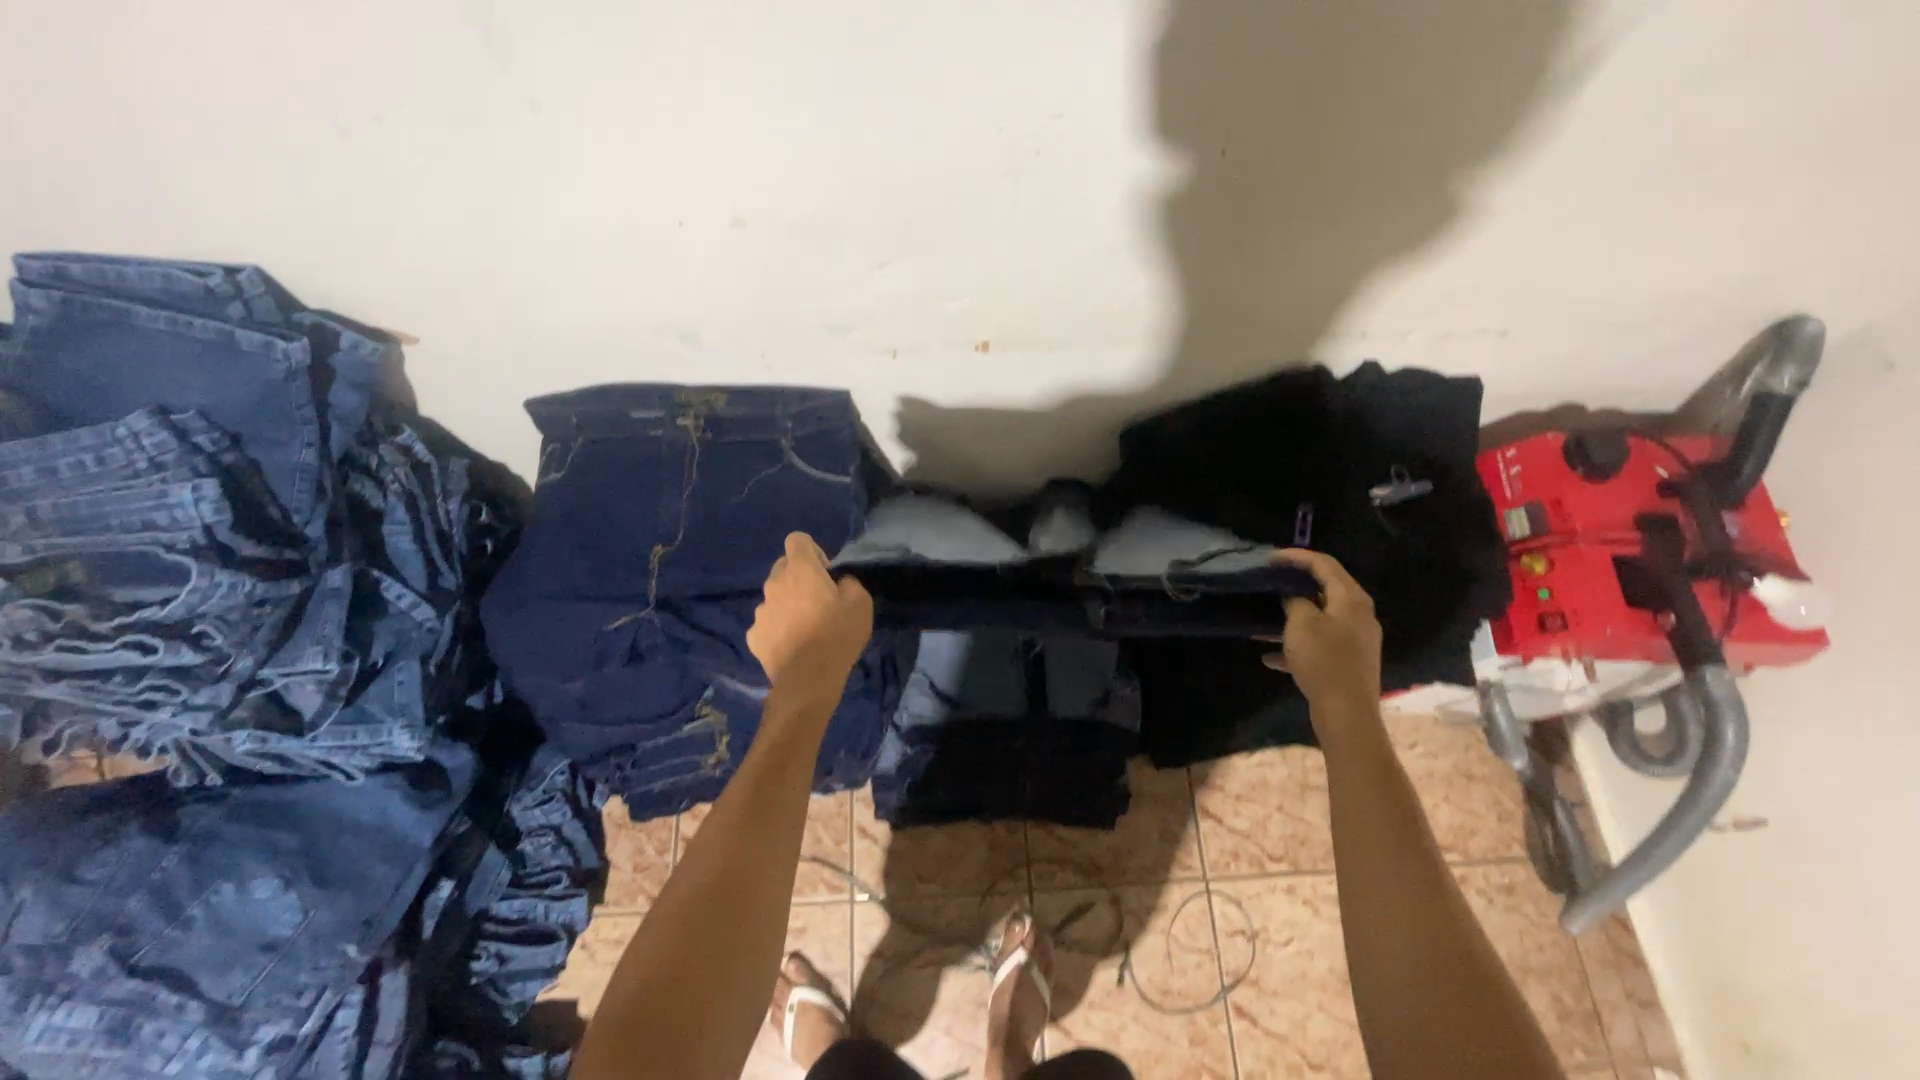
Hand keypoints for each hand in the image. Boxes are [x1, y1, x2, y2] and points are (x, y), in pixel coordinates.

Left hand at [747, 533, 874, 712]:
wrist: (808, 679)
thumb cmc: (837, 636)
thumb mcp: (861, 604)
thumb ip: (849, 583)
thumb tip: (839, 583)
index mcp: (801, 570)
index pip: (797, 539)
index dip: (812, 550)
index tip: (825, 572)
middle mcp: (774, 584)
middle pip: (783, 567)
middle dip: (798, 576)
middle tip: (817, 601)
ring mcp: (760, 610)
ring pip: (774, 597)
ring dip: (787, 604)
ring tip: (804, 629)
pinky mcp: (753, 635)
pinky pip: (766, 624)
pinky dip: (776, 629)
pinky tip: (790, 646)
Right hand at [1260, 549, 1382, 712]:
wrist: (1347, 712)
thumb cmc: (1324, 661)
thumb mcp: (1302, 624)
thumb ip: (1296, 601)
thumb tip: (1294, 595)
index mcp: (1351, 599)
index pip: (1324, 564)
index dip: (1296, 557)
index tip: (1270, 558)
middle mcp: (1358, 614)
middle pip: (1324, 590)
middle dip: (1293, 587)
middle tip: (1269, 584)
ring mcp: (1356, 639)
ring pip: (1319, 619)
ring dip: (1291, 618)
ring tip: (1262, 623)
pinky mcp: (1348, 661)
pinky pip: (1320, 644)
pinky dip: (1297, 645)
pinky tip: (1270, 658)